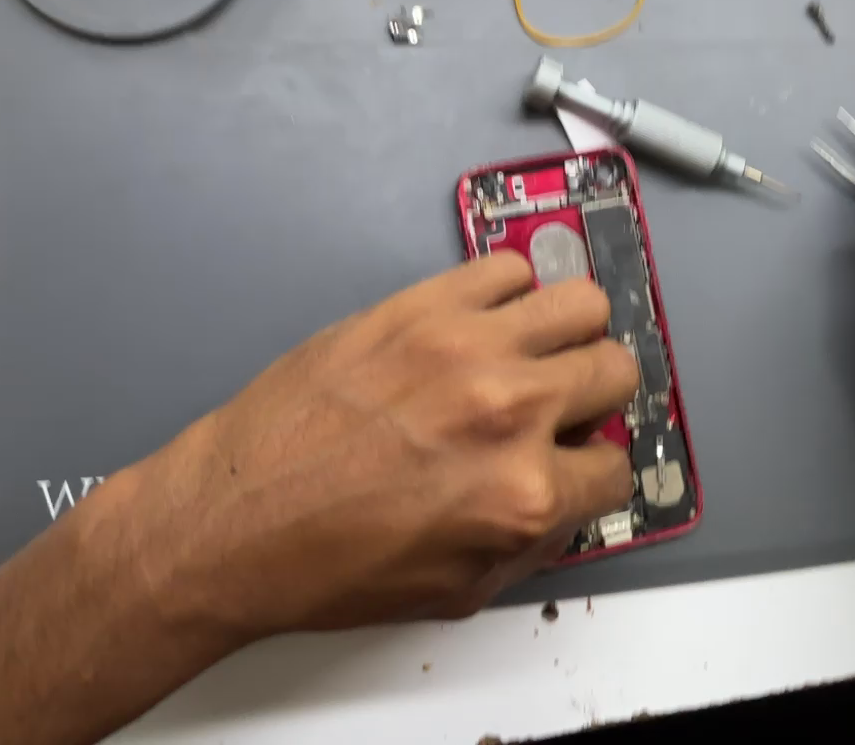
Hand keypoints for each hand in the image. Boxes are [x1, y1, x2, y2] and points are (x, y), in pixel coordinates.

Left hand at [103, 254, 637, 642]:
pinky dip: (507, 293)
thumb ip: (540, 535)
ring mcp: (465, 345)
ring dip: (568, 333)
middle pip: (616, 370)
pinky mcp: (420, 304)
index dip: (595, 467)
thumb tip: (576, 479)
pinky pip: (505, 267)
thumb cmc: (339, 565)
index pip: (618, 466)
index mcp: (525, 496)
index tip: (572, 459)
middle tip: (558, 403)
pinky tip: (479, 322)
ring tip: (530, 351)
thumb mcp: (461, 588)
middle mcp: (510, 411)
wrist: (236, 516)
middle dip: (596, 394)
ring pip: (580, 302)